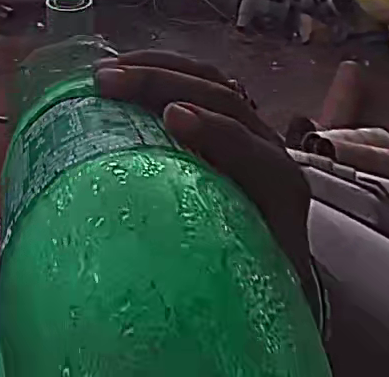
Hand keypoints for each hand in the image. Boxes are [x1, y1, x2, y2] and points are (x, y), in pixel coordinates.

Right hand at [93, 51, 315, 301]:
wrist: (280, 266)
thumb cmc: (255, 281)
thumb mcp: (246, 286)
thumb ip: (219, 287)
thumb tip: (155, 322)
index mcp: (278, 190)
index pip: (253, 150)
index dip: (216, 130)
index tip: (172, 117)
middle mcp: (266, 146)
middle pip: (222, 96)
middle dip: (165, 81)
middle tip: (113, 82)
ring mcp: (245, 122)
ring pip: (207, 76)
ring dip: (156, 66)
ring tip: (108, 70)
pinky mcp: (222, 111)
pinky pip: (195, 77)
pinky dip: (159, 67)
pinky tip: (124, 68)